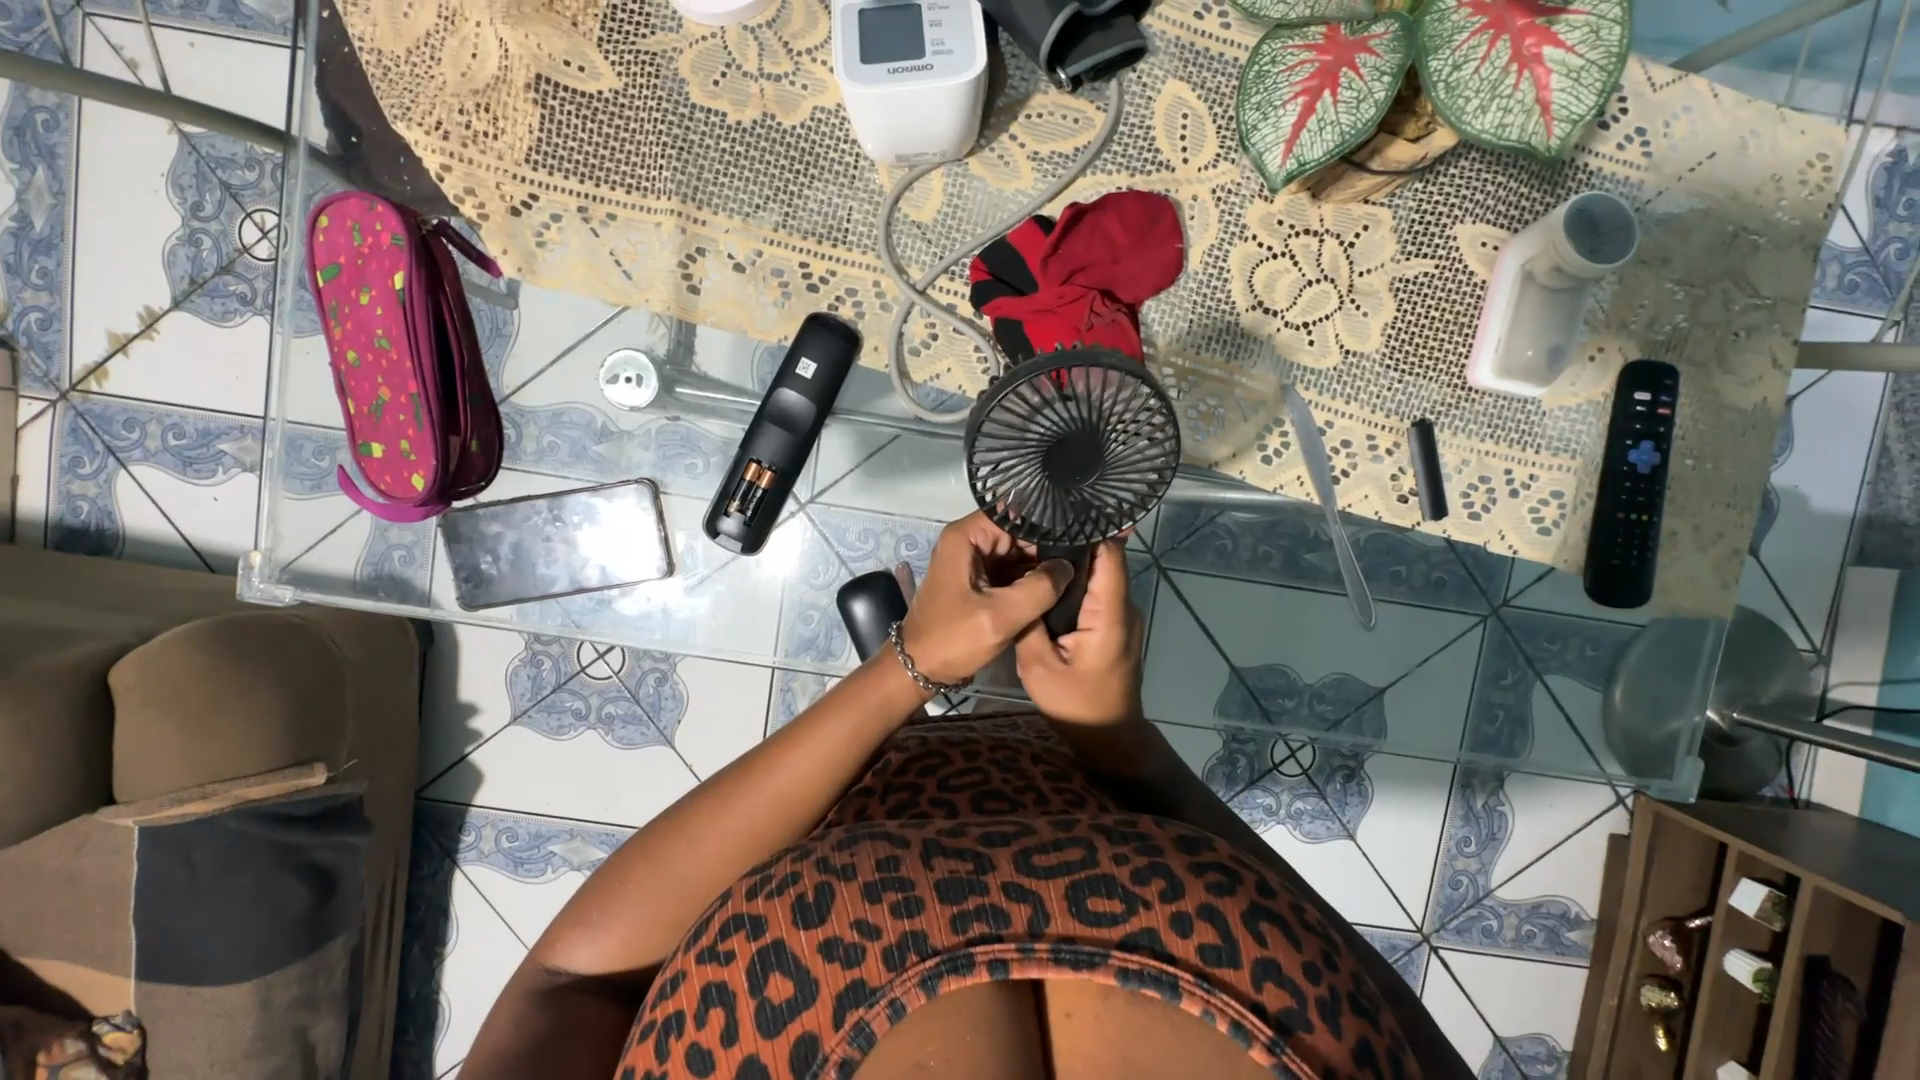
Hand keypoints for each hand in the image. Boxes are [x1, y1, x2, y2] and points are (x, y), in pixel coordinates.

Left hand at [895, 512, 1073, 684]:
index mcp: (965, 537)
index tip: (1076, 539)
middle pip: (1017, 533)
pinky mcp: (979, 582)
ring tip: (1074, 574)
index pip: (1014, 513)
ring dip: (1040, 566)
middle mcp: (968, 541)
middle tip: (1080, 563)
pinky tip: (1056, 589)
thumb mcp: (1000, 616)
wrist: (919, 669)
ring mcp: (972, 562)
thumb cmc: (953, 640)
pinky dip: (1029, 580)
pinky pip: (1010, 572)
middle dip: (1046, 548)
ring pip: (1017, 554)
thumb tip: (1068, 566)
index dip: (1045, 524)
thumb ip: (1039, 588)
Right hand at [1014, 539, 1143, 725]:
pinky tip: (1047, 584)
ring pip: (1100, 577)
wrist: (1108, 737)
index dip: (1088, 530)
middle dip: (1072, 544)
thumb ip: (1029, 622)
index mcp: (1110, 614)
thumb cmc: (1075, 704)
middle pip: (1104, 560)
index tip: (1054, 516)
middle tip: (1031, 533)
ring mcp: (1124, 617)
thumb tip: (1023, 585)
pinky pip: (1099, 594)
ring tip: (1033, 554)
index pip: (1109, 555)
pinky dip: (1076, 586)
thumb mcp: (1038, 666)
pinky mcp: (1117, 626)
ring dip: (1072, 566)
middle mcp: (1125, 608)